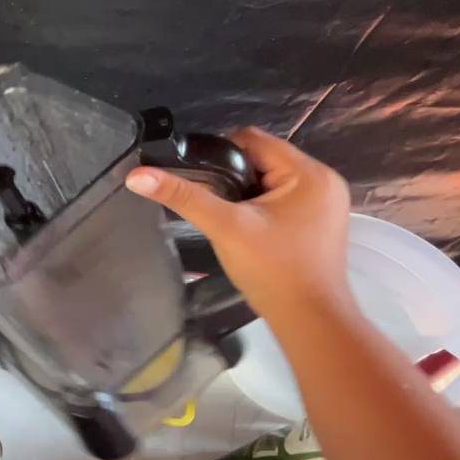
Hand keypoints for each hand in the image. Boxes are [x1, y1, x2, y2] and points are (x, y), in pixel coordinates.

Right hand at [125, 127, 352, 322]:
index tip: (199, 181)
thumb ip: (182, 196)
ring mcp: (323, 201)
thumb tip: (136, 174)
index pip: (252, 140)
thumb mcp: (223, 226)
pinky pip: (278, 194)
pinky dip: (256, 203)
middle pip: (259, 157)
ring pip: (266, 177)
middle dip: (229, 174)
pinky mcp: (317, 218)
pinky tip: (244, 224)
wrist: (309, 318)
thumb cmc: (273, 267)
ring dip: (241, 189)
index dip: (217, 154)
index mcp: (308, 174)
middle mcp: (322, 180)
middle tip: (212, 203)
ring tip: (225, 215)